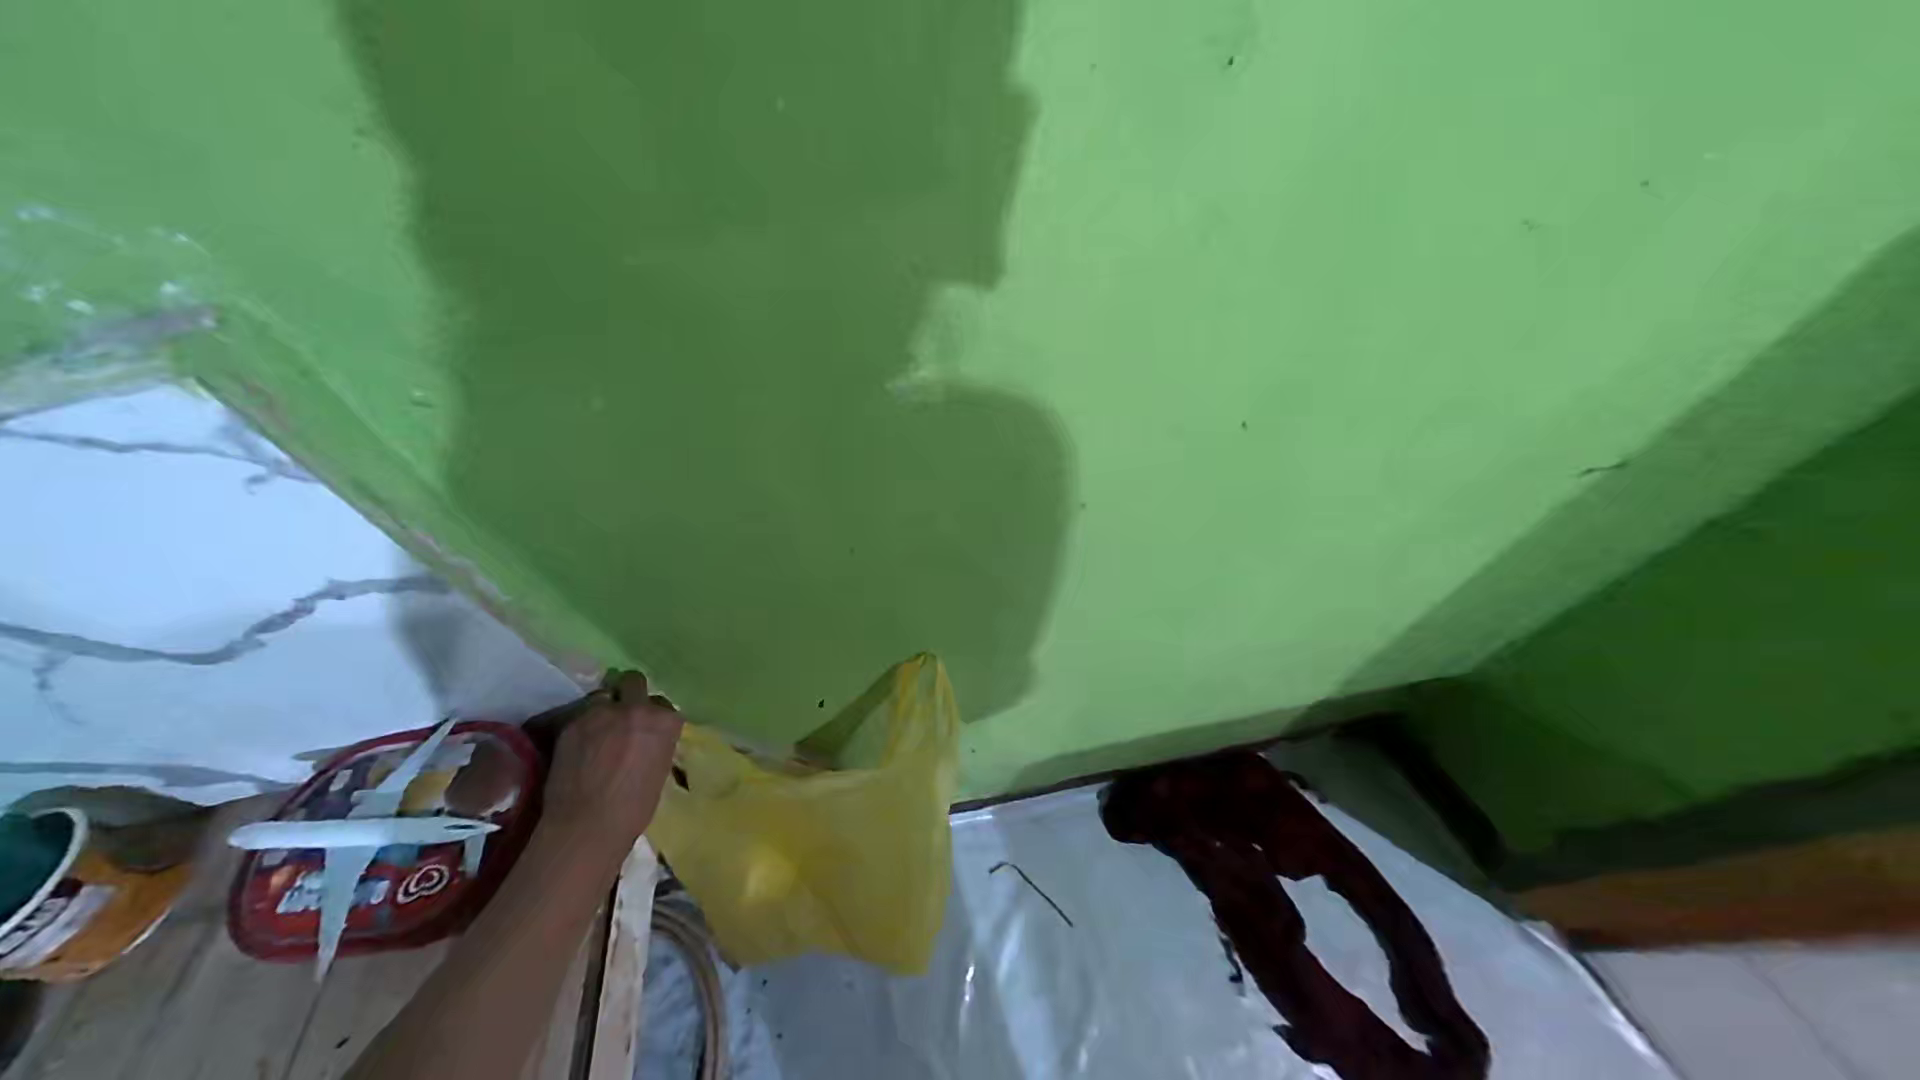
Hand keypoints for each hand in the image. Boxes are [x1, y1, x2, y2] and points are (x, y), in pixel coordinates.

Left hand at [542, 670, 682, 859]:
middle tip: (622, 715)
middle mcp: (636, 708)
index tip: (646, 728)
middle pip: (633, 681)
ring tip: (597, 730)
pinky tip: (579, 746)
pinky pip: (580, 715)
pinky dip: (582, 726)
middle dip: (629, 693)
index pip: (662, 703)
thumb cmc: (635, 807)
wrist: (588, 825)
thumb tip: (642, 737)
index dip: (653, 714)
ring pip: (602, 695)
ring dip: (603, 708)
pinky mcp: (571, 723)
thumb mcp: (660, 767)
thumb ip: (654, 741)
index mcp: (665, 720)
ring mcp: (601, 713)